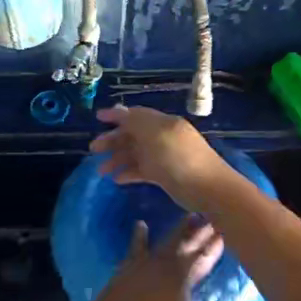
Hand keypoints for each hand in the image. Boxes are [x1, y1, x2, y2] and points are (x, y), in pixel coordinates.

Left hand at [79, 218, 248, 300]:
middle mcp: (167, 262)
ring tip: (188, 215)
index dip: (215, 245)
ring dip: (178, 229)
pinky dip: (140, 235)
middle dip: (200, 232)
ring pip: (166, 240)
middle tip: (211, 217)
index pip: (204, 256)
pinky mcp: (128, 265)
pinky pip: (137, 245)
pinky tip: (140, 224)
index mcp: (184, 274)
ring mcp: (146, 261)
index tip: (225, 231)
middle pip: (187, 243)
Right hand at [89, 105, 239, 208]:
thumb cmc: (179, 157)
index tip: (97, 118)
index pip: (135, 114)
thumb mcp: (155, 133)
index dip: (116, 115)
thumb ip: (135, 121)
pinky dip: (129, 173)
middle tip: (93, 149)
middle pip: (132, 135)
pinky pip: (142, 170)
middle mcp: (161, 137)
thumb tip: (121, 112)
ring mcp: (163, 157)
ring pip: (135, 154)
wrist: (207, 187)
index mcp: (162, 123)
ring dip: (117, 159)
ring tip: (101, 171)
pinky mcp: (164, 176)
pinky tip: (117, 180)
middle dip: (112, 140)